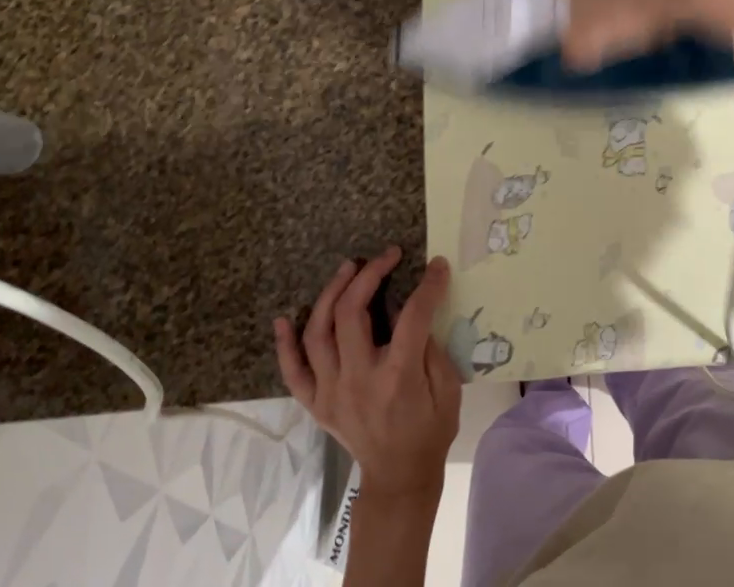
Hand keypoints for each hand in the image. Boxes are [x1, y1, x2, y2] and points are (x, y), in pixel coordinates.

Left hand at [274, 247, 461, 500]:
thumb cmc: (430, 431)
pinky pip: (292, 370)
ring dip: (331, 294)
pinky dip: (285, 344)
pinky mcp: (316, 402)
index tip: (435, 265)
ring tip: (348, 269)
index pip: (412, 317)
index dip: (426, 286)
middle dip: (369, 276)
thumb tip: (410, 311)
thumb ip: (430, 349)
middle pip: (352, 314)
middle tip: (385, 256)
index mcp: (398, 376)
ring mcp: (331, 391)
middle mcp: (358, 379)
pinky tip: (285, 317)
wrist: (399, 477)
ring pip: (318, 332)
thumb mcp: (448, 390)